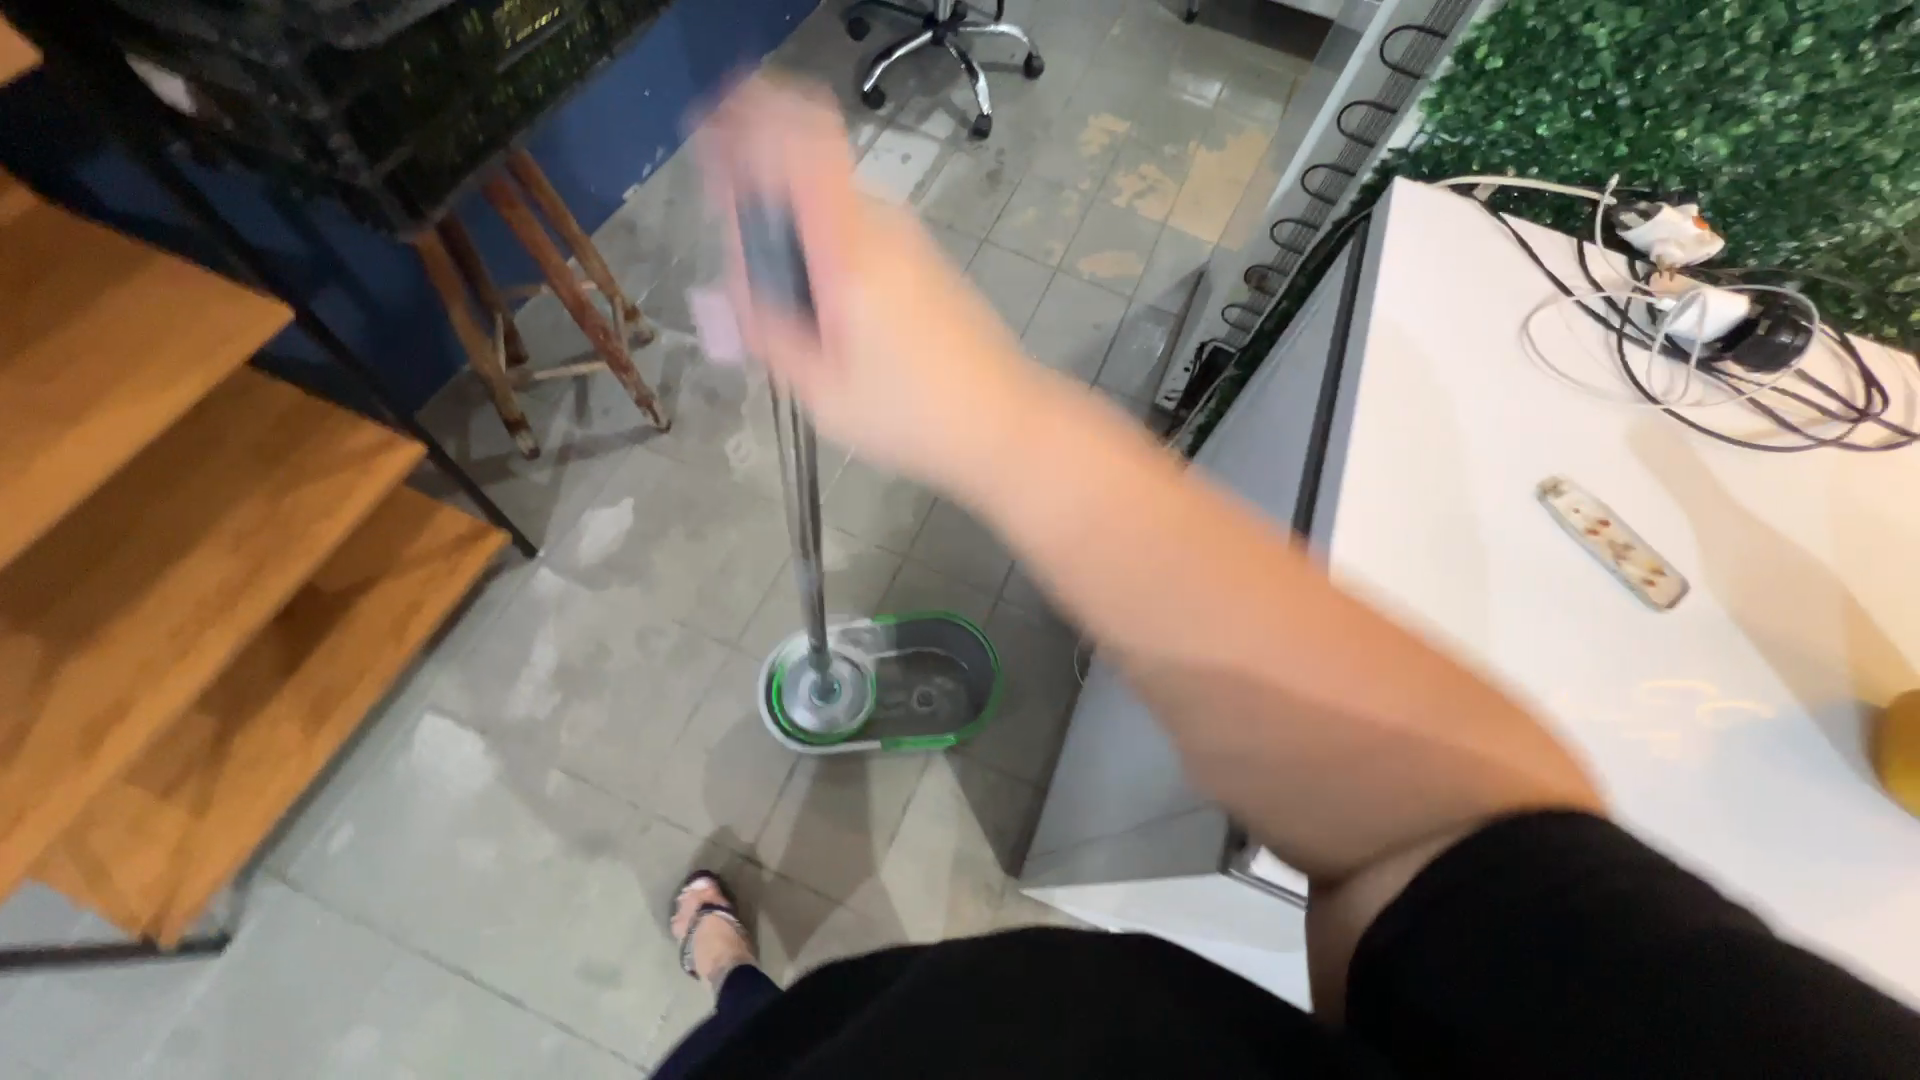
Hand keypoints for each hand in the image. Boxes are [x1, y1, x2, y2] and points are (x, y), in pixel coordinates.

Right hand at [693, 76, 1042, 490]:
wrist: (1010, 423)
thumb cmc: (913, 416)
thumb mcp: (824, 391)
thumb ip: (770, 332)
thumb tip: (729, 292)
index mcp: (851, 247)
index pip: (800, 138)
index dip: (751, 115)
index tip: (709, 128)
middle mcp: (885, 227)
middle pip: (808, 176)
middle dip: (763, 207)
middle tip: (752, 283)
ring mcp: (913, 244)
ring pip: (833, 213)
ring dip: (799, 243)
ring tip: (793, 318)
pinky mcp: (929, 266)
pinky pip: (861, 239)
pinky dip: (830, 260)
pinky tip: (833, 322)